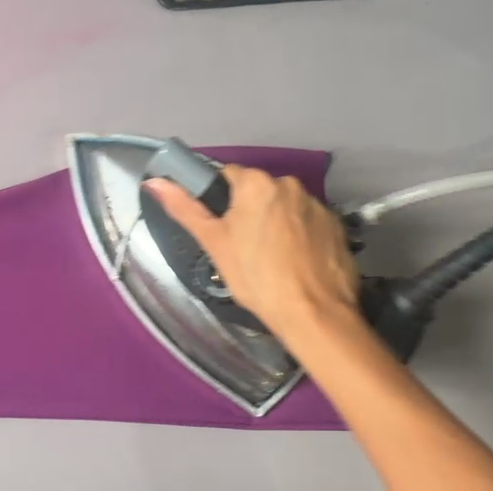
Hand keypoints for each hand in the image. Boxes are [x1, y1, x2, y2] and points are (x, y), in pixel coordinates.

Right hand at [147, 166, 360, 337]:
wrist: (316, 316)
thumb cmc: (256, 276)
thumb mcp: (214, 243)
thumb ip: (184, 208)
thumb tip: (154, 181)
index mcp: (255, 183)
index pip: (229, 175)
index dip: (222, 199)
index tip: (223, 226)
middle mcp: (289, 184)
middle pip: (260, 191)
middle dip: (251, 211)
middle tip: (244, 246)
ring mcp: (317, 205)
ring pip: (286, 206)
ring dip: (278, 222)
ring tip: (275, 258)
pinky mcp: (338, 227)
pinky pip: (310, 223)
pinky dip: (302, 236)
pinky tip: (298, 263)